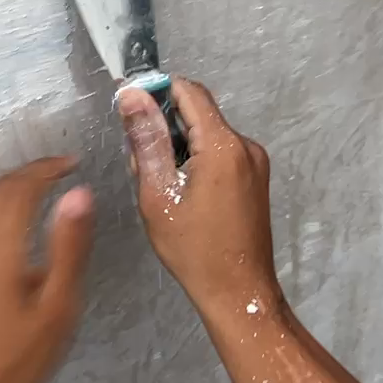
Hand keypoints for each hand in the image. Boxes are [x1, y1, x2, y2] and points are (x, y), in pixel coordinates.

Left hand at [0, 157, 94, 382]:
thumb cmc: (22, 357)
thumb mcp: (58, 307)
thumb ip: (68, 247)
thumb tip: (79, 195)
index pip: (19, 190)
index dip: (45, 170)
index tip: (70, 164)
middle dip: (28, 172)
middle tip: (59, 169)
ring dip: (8, 183)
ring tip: (39, 183)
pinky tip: (10, 211)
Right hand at [117, 78, 276, 312]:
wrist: (239, 293)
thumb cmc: (193, 248)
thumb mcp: (158, 193)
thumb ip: (146, 139)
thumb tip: (132, 95)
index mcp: (223, 145)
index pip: (189, 91)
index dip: (156, 89)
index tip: (128, 105)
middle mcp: (245, 145)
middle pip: (197, 112)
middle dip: (163, 125)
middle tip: (138, 160)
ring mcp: (254, 162)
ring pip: (205, 134)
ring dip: (176, 145)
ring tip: (156, 183)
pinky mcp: (254, 177)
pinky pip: (218, 152)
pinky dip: (194, 159)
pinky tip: (178, 190)